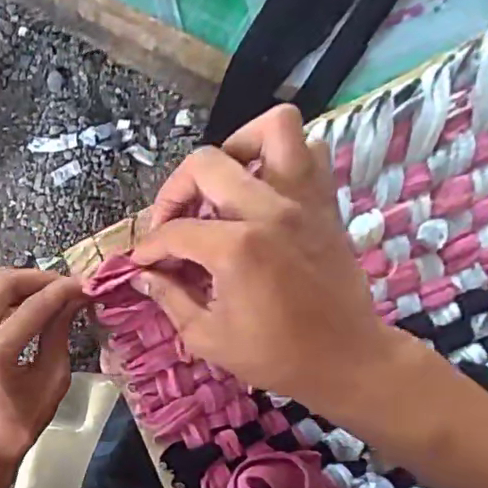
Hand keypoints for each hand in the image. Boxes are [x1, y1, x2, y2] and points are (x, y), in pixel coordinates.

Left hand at [0, 268, 87, 469]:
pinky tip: (35, 305)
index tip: (87, 285)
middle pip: (3, 281)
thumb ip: (59, 335)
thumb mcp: (52, 380)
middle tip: (67, 286)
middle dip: (39, 278)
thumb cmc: (20, 424)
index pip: (33, 307)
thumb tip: (73, 301)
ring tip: (54, 293)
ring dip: (24, 283)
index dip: (63, 291)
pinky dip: (12, 295)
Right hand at [132, 104, 416, 419]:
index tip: (142, 263)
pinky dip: (281, 159)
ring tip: (223, 185)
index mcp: (236, 248)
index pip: (175, 230)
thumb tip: (144, 274)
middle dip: (175, 190)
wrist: (345, 358)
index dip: (149, 248)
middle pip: (206, 163)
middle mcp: (269, 210)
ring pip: (273, 129)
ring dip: (238, 148)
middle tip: (172, 221)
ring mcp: (303, 200)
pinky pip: (309, 152)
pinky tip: (261, 191)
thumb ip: (169, 298)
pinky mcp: (325, 203)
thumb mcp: (206, 336)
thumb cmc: (274, 355)